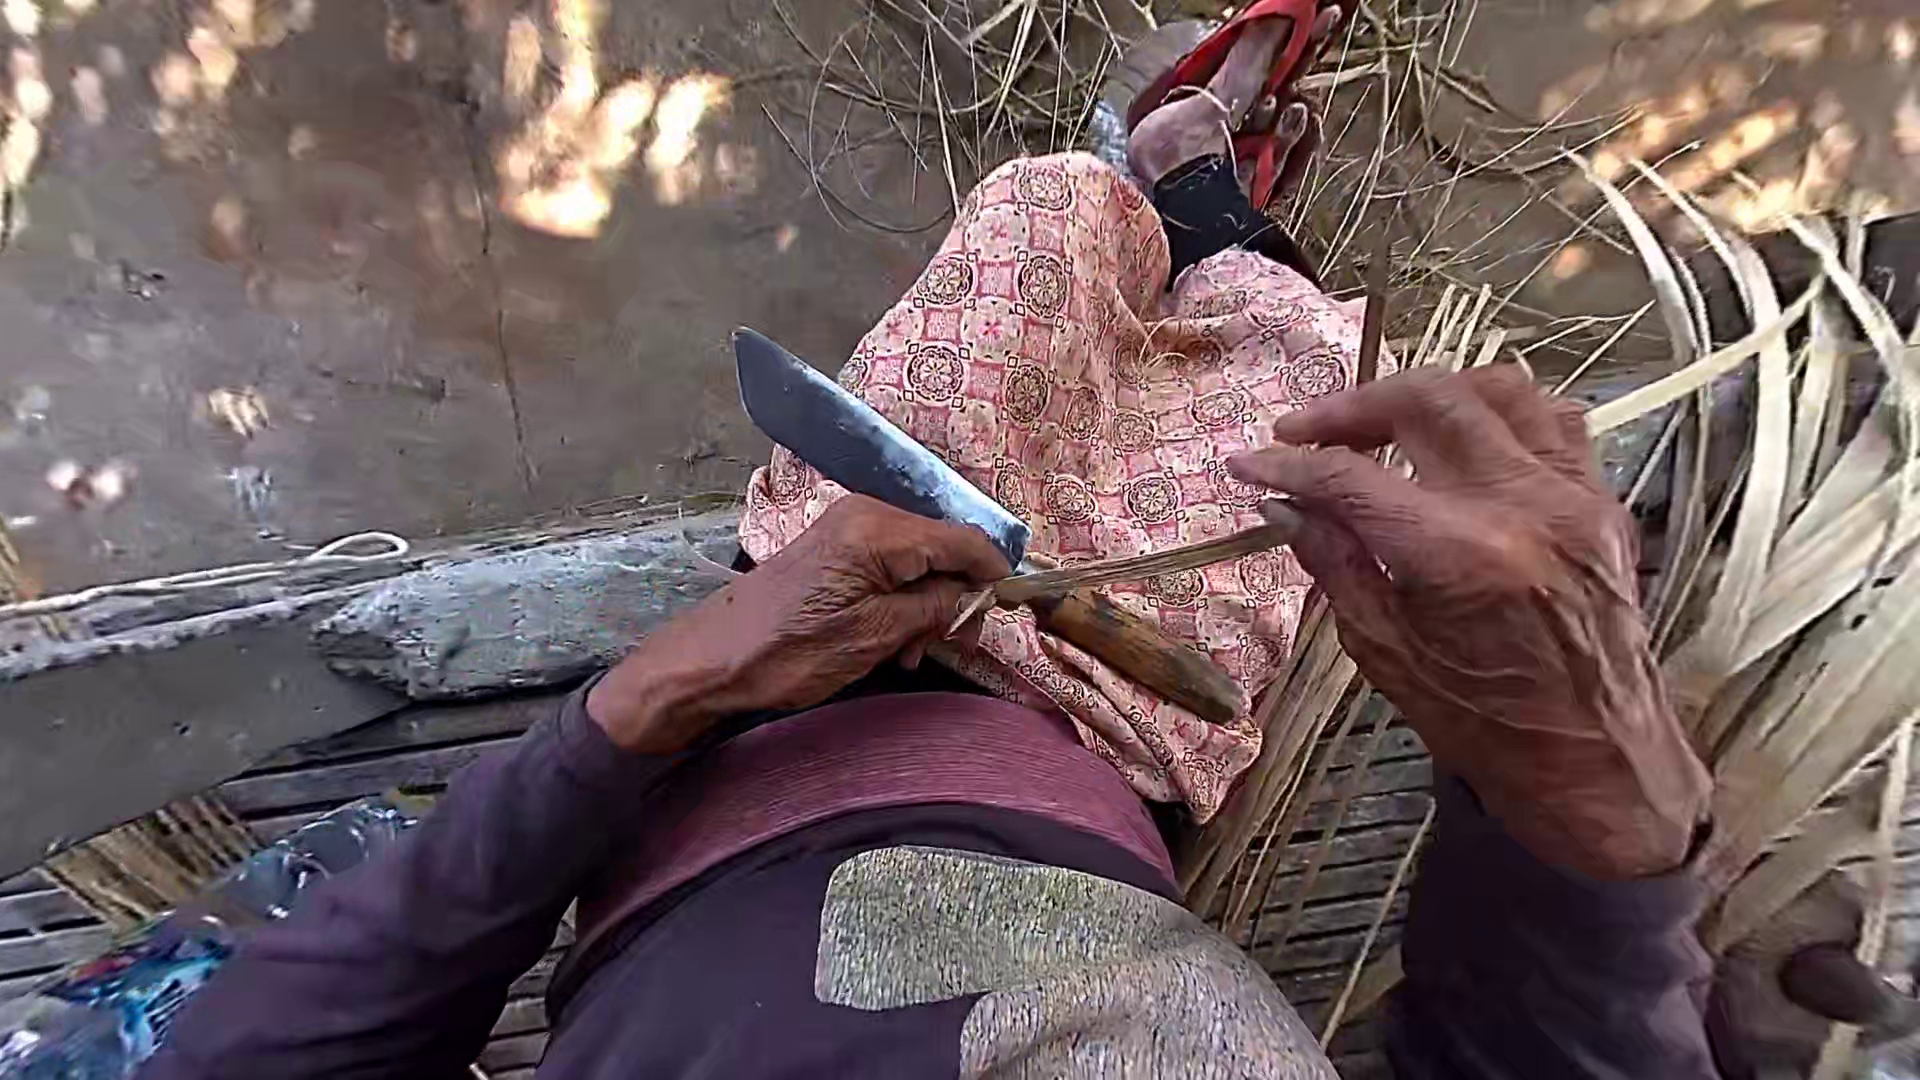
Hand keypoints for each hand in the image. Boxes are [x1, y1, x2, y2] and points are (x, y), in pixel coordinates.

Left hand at [586, 495, 1009, 754]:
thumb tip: (976, 591)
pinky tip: (894, 636)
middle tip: (956, 643)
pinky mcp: (838, 545)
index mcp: (880, 529)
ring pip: (919, 558)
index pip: (963, 538)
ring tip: (914, 650)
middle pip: (943, 545)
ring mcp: (851, 526)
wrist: (712, 658)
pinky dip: (902, 596)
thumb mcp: (875, 635)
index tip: (1005, 610)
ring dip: (928, 602)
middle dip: (956, 594)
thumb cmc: (792, 652)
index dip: (992, 573)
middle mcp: (869, 513)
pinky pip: (891, 564)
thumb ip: (935, 604)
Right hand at [1228, 366, 1708, 878]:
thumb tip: (1280, 504)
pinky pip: (1546, 417)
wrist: (1592, 757)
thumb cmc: (1469, 712)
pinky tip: (1446, 434)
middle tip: (1298, 433)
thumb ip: (1329, 556)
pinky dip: (1485, 408)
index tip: (1244, 463)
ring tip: (1369, 423)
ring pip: (1491, 389)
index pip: (1349, 478)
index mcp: (1456, 554)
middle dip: (1346, 409)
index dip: (1285, 466)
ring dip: (1416, 395)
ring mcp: (1571, 495)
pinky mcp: (1597, 500)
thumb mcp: (1375, 640)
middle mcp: (1521, 506)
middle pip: (1424, 404)